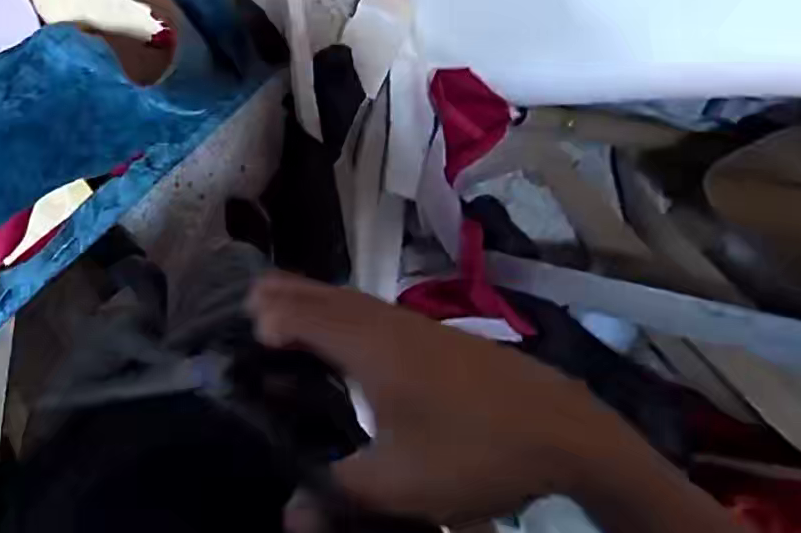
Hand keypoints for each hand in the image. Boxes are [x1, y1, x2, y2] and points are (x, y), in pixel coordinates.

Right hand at [246, 272, 738, 531]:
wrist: (559, 422)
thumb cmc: (473, 447)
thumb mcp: (405, 485)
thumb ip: (341, 493)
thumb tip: (289, 517)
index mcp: (357, 340)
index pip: (288, 312)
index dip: (259, 327)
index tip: (241, 359)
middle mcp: (368, 315)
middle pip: (303, 290)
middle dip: (269, 302)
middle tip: (244, 334)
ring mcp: (394, 315)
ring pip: (328, 293)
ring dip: (297, 302)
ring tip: (275, 330)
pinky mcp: (414, 324)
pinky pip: (350, 303)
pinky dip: (324, 310)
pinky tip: (332, 343)